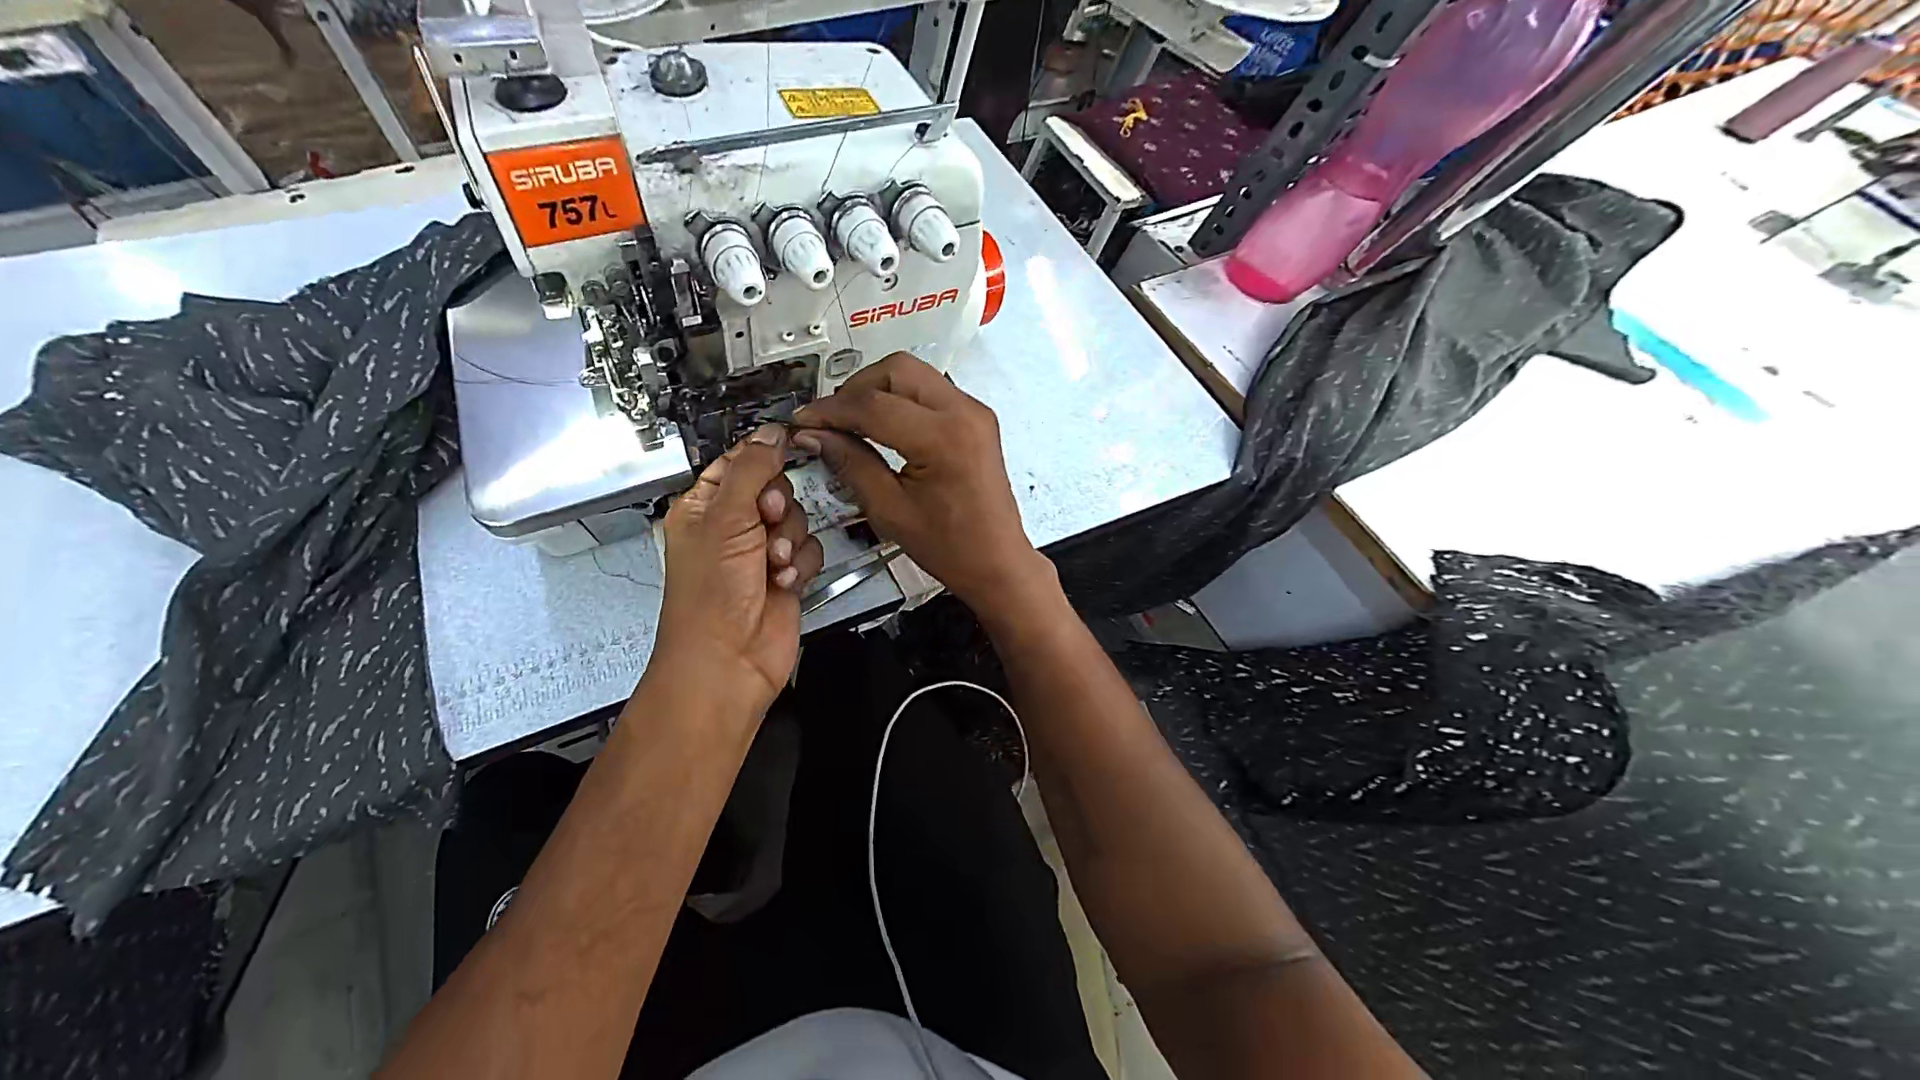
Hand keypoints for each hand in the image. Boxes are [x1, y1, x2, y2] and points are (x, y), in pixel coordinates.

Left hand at [652, 424, 824, 719]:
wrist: (730, 660)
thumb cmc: (708, 601)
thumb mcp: (727, 519)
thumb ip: (753, 470)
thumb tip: (771, 433)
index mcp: (704, 507)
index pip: (740, 462)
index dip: (762, 460)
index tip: (780, 458)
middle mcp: (733, 527)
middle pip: (778, 488)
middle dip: (778, 508)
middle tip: (764, 524)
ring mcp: (761, 552)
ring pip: (799, 519)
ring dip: (791, 540)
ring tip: (772, 563)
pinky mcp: (786, 575)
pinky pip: (810, 550)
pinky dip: (801, 565)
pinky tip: (783, 582)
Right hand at [791, 353, 1057, 625]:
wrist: (996, 561)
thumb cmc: (955, 547)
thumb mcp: (889, 510)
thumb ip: (850, 463)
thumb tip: (817, 436)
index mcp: (945, 439)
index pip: (872, 404)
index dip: (831, 411)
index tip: (806, 421)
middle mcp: (965, 414)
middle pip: (895, 370)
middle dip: (855, 389)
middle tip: (829, 419)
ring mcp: (974, 413)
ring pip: (913, 373)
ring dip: (877, 389)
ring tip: (852, 422)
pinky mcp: (976, 419)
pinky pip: (930, 389)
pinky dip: (900, 398)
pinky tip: (882, 425)